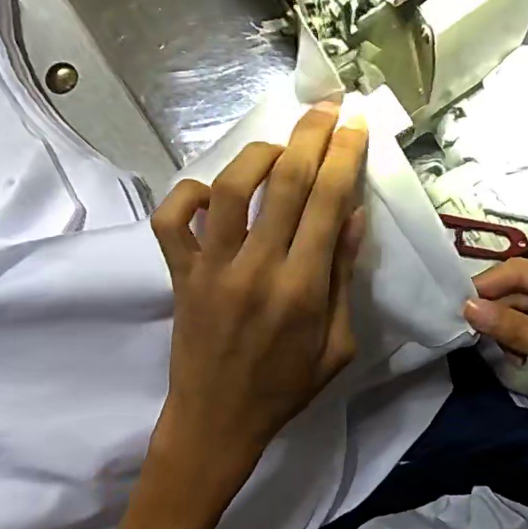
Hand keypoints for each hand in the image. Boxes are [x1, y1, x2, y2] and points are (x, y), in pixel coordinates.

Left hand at [148, 104, 368, 503]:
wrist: (217, 421)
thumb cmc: (285, 388)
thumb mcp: (337, 345)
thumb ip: (343, 278)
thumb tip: (350, 216)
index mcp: (303, 288)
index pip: (327, 202)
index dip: (344, 155)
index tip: (356, 124)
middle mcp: (256, 268)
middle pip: (284, 181)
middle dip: (310, 134)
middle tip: (328, 107)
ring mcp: (211, 268)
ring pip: (227, 188)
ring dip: (255, 155)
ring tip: (277, 147)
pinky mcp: (178, 274)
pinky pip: (171, 220)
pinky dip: (186, 194)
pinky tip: (210, 193)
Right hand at [464, 260, 527, 456]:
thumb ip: (517, 329)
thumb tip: (469, 308)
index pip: (524, 271)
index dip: (488, 285)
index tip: (456, 306)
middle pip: (525, 287)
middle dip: (497, 308)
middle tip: (468, 332)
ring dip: (508, 325)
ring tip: (495, 349)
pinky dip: (522, 336)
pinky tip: (514, 354)